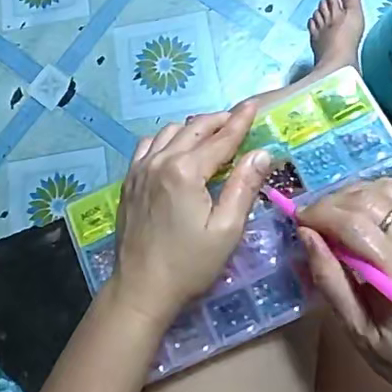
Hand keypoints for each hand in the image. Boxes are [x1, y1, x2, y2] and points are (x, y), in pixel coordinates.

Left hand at [110, 101, 272, 321]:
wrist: (141, 287)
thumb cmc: (189, 264)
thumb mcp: (226, 230)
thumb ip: (244, 187)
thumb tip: (262, 152)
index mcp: (185, 171)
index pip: (220, 139)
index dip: (240, 121)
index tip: (253, 104)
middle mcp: (160, 161)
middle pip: (194, 129)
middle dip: (219, 121)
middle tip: (238, 119)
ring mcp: (140, 168)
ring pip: (169, 132)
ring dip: (193, 128)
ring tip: (212, 134)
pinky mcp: (130, 179)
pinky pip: (148, 145)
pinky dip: (167, 138)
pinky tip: (176, 147)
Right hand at [297, 178, 391, 391]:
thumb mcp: (355, 329)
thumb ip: (329, 279)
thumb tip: (305, 232)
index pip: (357, 227)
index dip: (322, 215)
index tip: (298, 221)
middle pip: (371, 203)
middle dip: (332, 203)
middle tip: (312, 218)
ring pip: (388, 190)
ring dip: (353, 194)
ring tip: (337, 213)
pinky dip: (382, 189)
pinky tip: (367, 205)